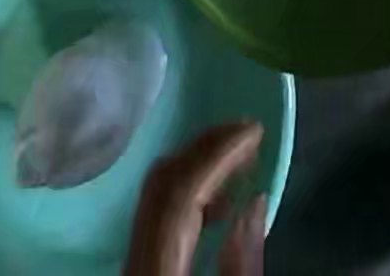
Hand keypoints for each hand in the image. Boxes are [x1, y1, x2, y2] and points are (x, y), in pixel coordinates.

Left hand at [124, 121, 266, 275]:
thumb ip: (243, 261)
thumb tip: (256, 198)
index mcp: (154, 266)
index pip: (180, 192)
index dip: (219, 154)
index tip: (255, 130)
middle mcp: (135, 253)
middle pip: (163, 182)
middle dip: (208, 148)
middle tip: (248, 127)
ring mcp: (133, 253)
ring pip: (158, 191)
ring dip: (200, 162)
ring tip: (240, 150)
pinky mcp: (140, 256)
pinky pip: (158, 209)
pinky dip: (191, 187)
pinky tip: (221, 192)